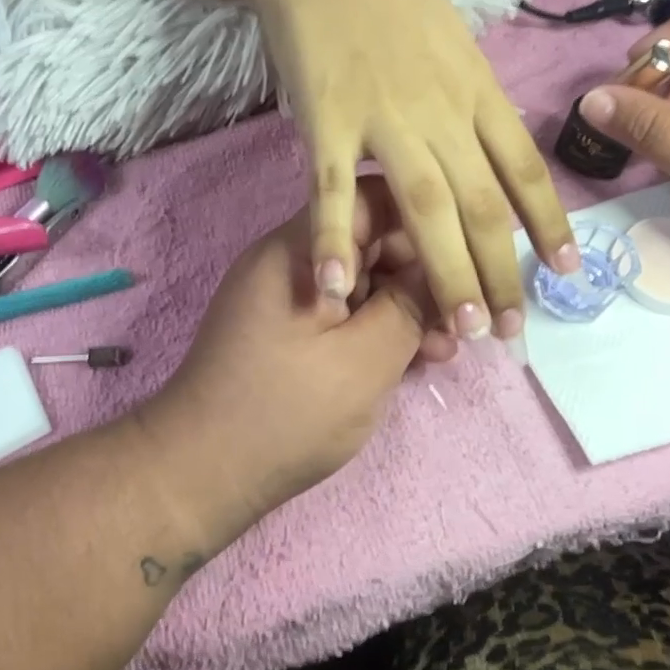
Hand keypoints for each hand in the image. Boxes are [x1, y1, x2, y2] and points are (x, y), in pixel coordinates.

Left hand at [140, 179, 455, 522]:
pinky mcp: (288, 329)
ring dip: (407, 311)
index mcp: (298, 248)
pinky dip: (378, 331)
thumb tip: (448, 267)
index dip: (427, 220)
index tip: (468, 258)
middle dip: (422, 276)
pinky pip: (343, 312)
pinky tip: (415, 363)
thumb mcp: (363, 360)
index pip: (373, 198)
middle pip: (372, 240)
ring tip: (448, 352)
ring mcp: (286, 295)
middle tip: (466, 323)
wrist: (201, 471)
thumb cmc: (284, 412)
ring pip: (363, 281)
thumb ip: (410, 307)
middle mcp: (289, 258)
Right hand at [242, 0, 578, 346]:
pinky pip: (334, 188)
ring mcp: (385, 116)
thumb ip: (465, 93)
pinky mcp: (327, 118)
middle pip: (484, 202)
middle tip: (509, 332)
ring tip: (459, 327)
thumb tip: (477, 143)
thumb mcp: (447, 36)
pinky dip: (336, 239)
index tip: (568, 271)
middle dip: (502, 270)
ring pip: (427, 206)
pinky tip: (338, 288)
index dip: (550, 222)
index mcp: (476, 87)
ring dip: (447, 271)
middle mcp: (444, 110)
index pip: (525, 166)